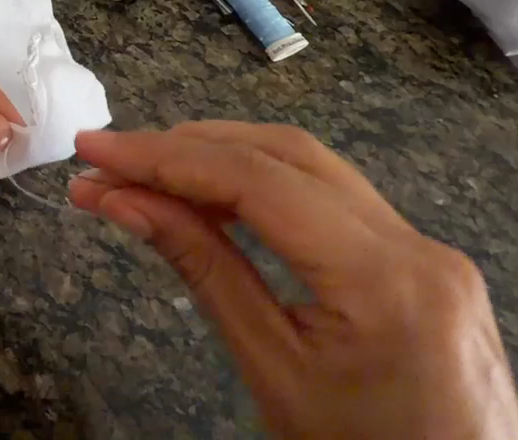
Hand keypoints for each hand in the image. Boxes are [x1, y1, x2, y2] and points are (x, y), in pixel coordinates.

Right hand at [69, 123, 517, 439]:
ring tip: (142, 175)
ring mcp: (427, 249)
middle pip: (280, 154)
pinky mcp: (420, 260)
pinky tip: (206, 199)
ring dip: (215, 157)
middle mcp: (419, 246)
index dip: (161, 155)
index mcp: (385, 280)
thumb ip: (200, 268)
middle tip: (106, 160)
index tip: (91, 148)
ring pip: (303, 163)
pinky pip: (325, 194)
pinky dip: (254, 183)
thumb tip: (116, 198)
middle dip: (182, 148)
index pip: (255, 180)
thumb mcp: (270, 370)